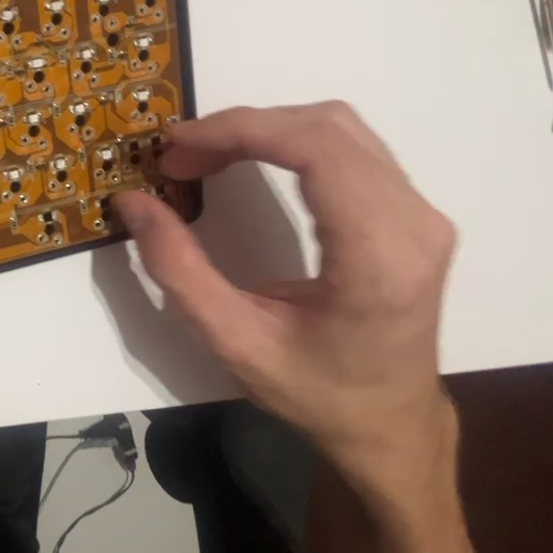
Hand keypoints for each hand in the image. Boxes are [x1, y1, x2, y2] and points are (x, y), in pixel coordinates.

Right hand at [111, 103, 457, 484]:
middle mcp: (414, 223)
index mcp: (378, 257)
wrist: (388, 424)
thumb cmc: (314, 391)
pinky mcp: (410, 212)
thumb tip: (133, 202)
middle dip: (241, 128)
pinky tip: (245, 161)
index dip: (241, 131)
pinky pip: (347, 147)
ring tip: (203, 157)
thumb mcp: (232, 340)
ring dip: (262, 130)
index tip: (176, 145)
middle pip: (327, 128)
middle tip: (177, 158)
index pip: (319, 151)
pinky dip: (286, 141)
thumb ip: (178, 269)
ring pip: (339, 128)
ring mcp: (420, 213)